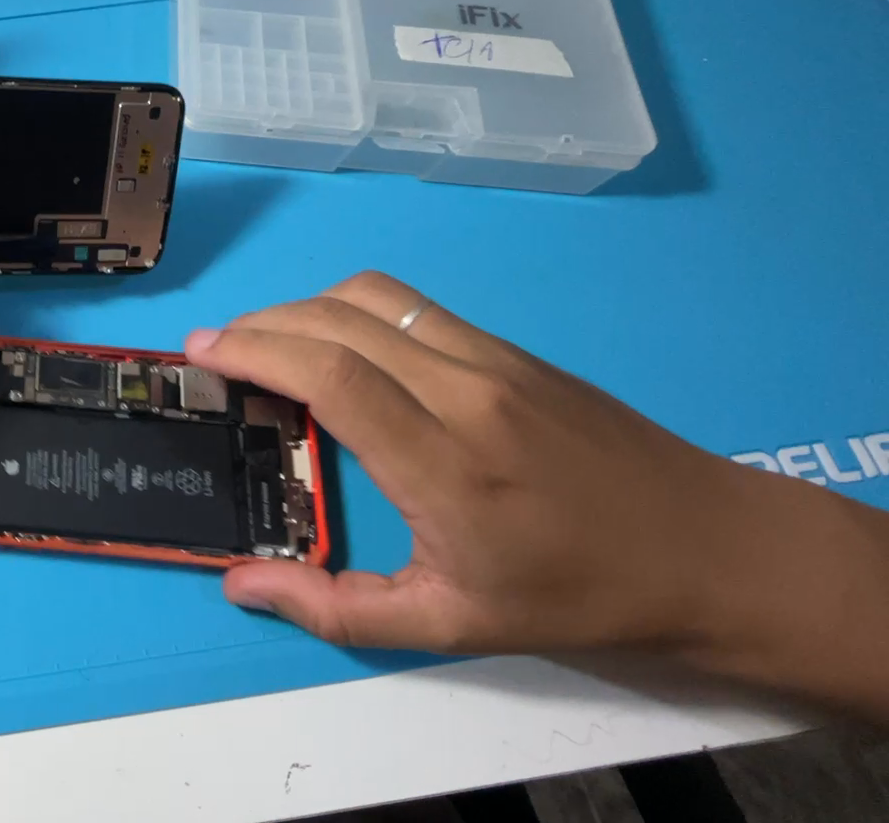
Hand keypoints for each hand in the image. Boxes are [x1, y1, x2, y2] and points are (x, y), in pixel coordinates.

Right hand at [183, 271, 799, 657]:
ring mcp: (491, 358)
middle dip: (258, 324)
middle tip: (214, 349)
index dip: (255, 352)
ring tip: (265, 342)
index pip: (331, 376)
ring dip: (299, 308)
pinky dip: (345, 309)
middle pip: (335, 321)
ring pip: (368, 296)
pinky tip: (334, 344)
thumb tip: (239, 585)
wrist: (719, 553)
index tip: (202, 352)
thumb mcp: (451, 625)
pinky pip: (405, 303)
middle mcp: (464, 391)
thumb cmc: (576, 595)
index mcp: (445, 464)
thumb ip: (335, 610)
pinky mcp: (507, 347)